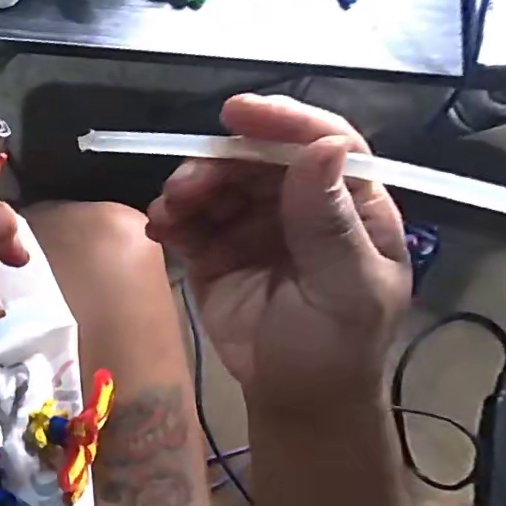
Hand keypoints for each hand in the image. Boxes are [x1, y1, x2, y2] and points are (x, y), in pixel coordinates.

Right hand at [145, 95, 409, 411]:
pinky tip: (158, 229)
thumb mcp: (347, 288)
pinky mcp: (214, 250)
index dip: (282, 122)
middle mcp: (296, 205)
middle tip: (184, 188)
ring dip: (186, 191)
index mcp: (346, 204)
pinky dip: (169, 219)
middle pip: (254, 161)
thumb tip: (321, 149)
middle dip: (216, 165)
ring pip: (215, 186)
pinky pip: (189, 221)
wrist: (293, 394)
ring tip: (167, 214)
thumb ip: (330, 224)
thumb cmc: (336, 344)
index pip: (321, 145)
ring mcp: (252, 226)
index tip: (235, 112)